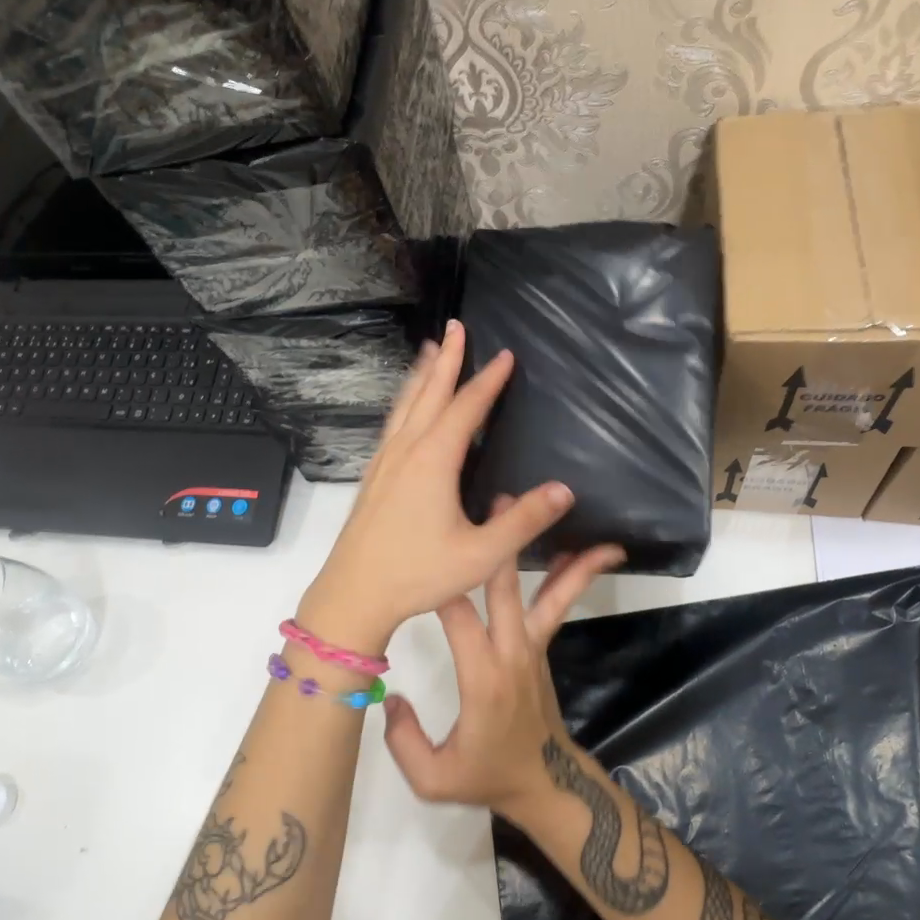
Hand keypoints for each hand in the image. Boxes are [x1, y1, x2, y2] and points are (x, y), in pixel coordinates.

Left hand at [297, 320, 577, 654]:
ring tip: (431, 350)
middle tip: (457, 326)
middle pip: (430, 392)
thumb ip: (524, 521)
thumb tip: (565, 490)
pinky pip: (393, 422)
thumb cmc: (418, 573)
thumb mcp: (481, 553)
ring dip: (422, 375)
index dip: (488, 380)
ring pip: (406, 404)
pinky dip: (405, 401)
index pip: (467, 407)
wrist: (354, 593)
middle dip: (448, 358)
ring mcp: (385, 461)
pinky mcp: (373, 476)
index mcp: (434, 460)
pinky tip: (406, 409)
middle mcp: (407, 450)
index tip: (506, 354)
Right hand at [382, 498, 623, 814]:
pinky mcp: (541, 648)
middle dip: (499, 545)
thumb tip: (387, 695)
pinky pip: (555, 606)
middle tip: (498, 499)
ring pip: (546, 595)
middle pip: (505, 590)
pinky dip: (570, 577)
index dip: (444, 584)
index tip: (428, 549)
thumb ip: (404, 740)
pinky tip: (581, 550)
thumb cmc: (487, 778)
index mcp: (483, 679)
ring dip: (550, 554)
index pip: (460, 619)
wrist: (545, 783)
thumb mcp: (433, 780)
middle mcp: (512, 654)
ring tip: (556, 513)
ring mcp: (532, 648)